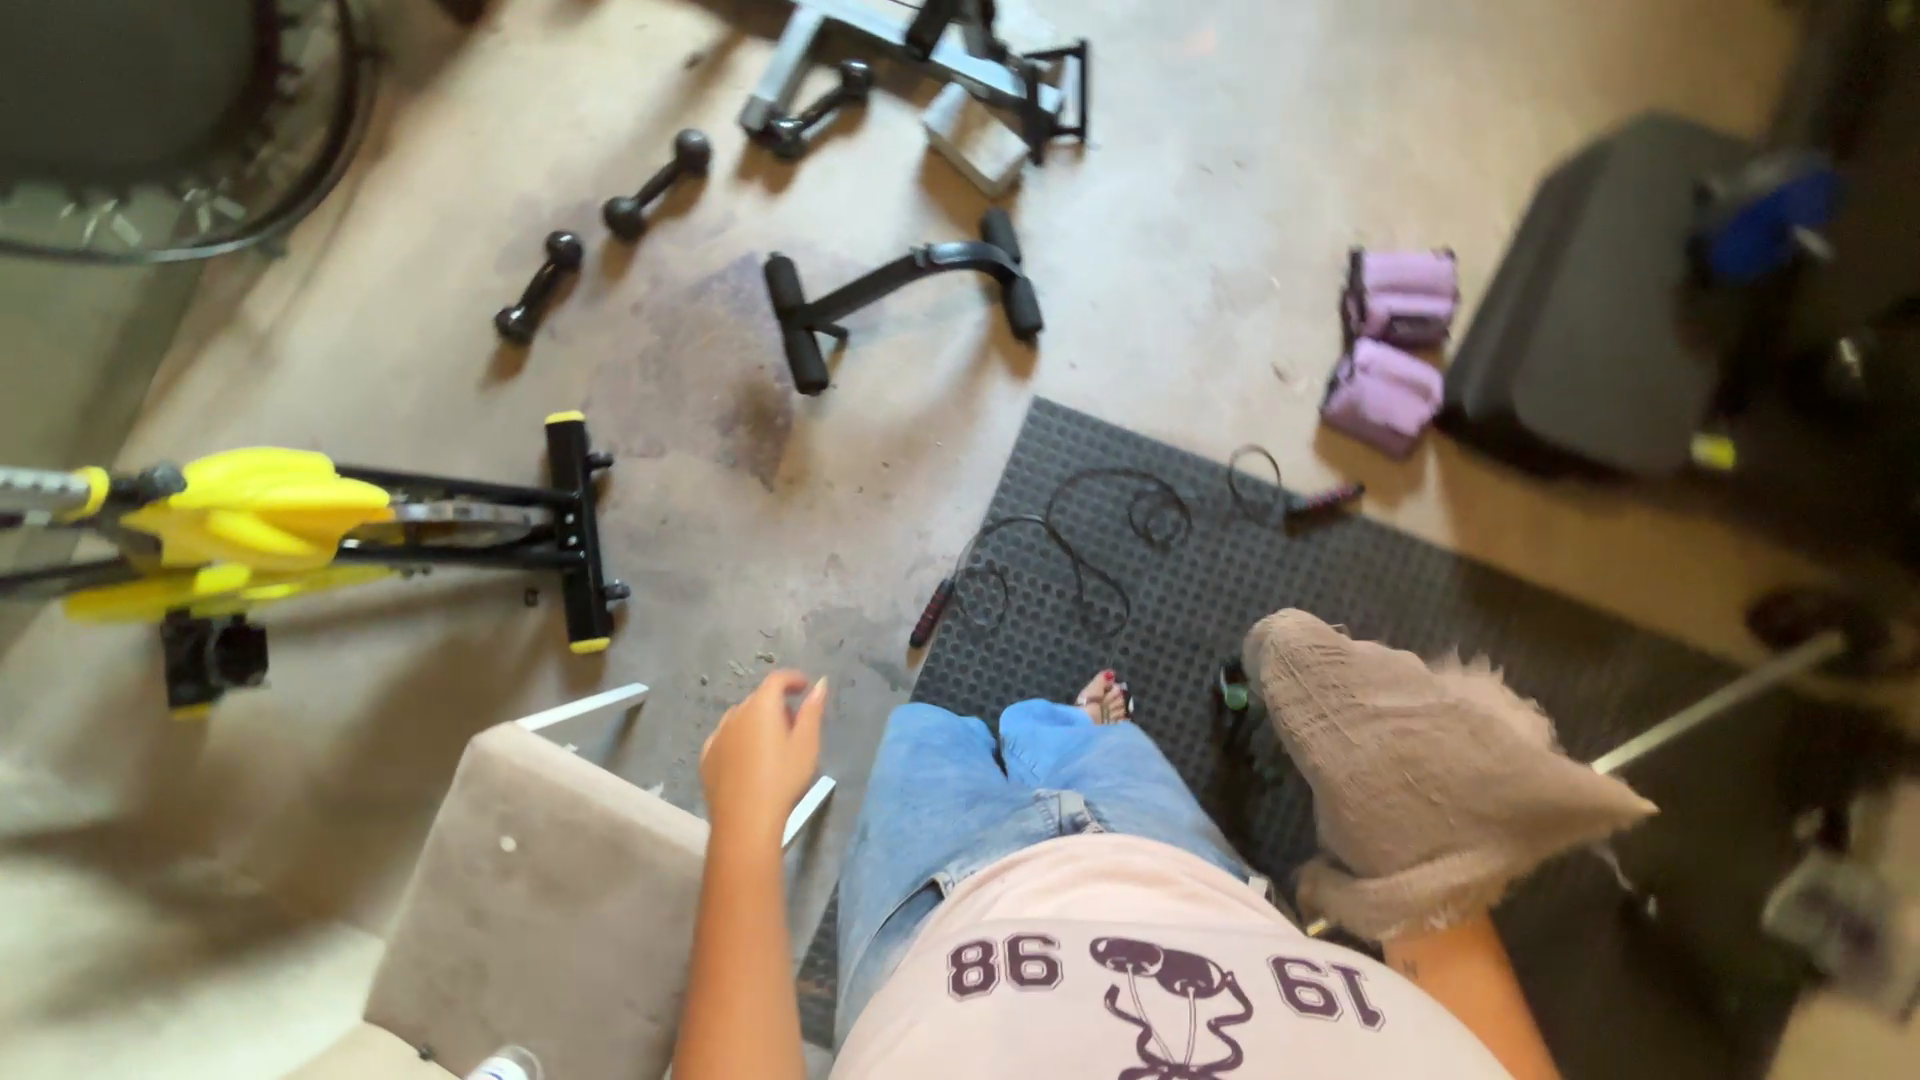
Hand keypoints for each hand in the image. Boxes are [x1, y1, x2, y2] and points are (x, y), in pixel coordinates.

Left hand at [701, 670, 827, 841]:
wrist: (745, 821)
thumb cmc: (783, 778)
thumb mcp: (807, 744)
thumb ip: (813, 710)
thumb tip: (820, 683)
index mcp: (761, 707)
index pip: (777, 680)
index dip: (793, 679)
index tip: (806, 687)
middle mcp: (736, 715)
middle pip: (758, 698)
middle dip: (777, 703)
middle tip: (795, 725)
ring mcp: (717, 736)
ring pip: (740, 718)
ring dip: (757, 721)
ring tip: (772, 744)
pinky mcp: (707, 758)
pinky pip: (725, 738)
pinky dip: (739, 739)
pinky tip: (748, 759)